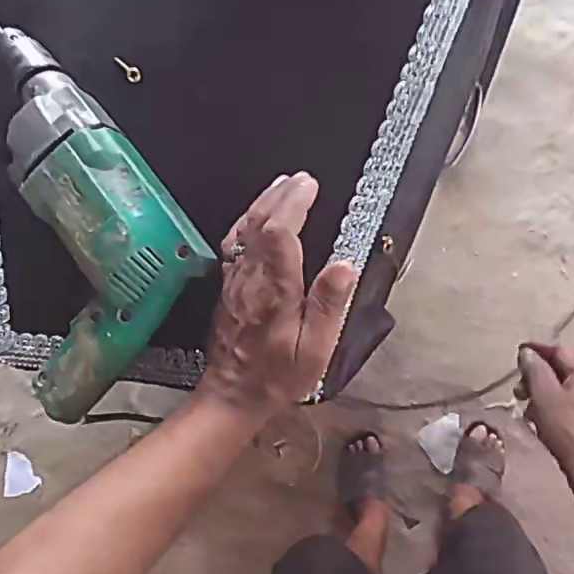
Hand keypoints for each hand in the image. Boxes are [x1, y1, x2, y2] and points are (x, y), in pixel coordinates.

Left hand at [197, 173, 358, 416]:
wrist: (233, 394)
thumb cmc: (278, 377)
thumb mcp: (315, 351)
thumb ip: (328, 306)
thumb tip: (345, 265)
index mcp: (275, 294)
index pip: (279, 235)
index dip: (293, 205)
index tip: (310, 187)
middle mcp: (250, 281)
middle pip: (260, 225)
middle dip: (281, 196)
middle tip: (302, 179)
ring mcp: (235, 282)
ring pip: (244, 230)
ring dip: (262, 203)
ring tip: (282, 185)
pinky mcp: (227, 287)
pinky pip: (233, 244)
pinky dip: (246, 222)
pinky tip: (255, 215)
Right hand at [516, 342, 573, 497]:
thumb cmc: (567, 428)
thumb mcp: (543, 395)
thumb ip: (534, 370)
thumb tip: (527, 353)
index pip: (559, 350)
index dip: (536, 351)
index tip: (517, 356)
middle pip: (564, 367)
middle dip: (539, 374)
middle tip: (520, 390)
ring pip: (568, 384)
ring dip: (545, 390)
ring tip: (530, 406)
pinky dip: (557, 401)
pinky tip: (545, 417)